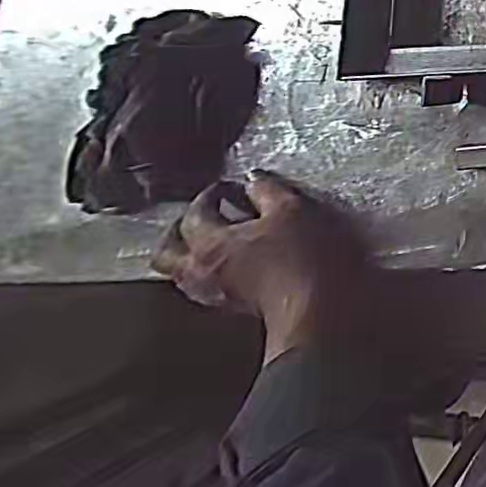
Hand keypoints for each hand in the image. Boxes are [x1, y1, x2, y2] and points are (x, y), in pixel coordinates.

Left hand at [154, 170, 367, 360]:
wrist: (317, 306)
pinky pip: (205, 282)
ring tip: (218, 234)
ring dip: (193, 250)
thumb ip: (268, 190)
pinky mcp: (232, 306)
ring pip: (183, 271)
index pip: (195, 213)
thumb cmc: (301, 255)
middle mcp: (201, 272)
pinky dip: (211, 266)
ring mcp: (214, 293)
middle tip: (204, 213)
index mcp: (210, 245)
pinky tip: (237, 257)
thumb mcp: (291, 209)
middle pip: (168, 251)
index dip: (210, 194)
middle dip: (180, 228)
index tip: (228, 185)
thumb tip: (253, 180)